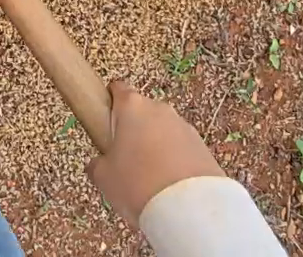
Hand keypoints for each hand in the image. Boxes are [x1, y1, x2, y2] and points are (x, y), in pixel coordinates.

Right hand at [86, 81, 225, 228]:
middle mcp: (159, 109)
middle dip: (134, 132)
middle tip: (127, 161)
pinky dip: (176, 163)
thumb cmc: (139, 185)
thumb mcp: (104, 177)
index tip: (106, 125)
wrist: (191, 213)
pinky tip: (171, 188)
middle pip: (141, 112)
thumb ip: (98, 163)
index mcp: (132, 106)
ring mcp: (185, 127)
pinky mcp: (204, 148)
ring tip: (152, 181)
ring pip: (163, 132)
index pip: (116, 89)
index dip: (109, 104)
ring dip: (157, 148)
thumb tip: (100, 164)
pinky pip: (183, 150)